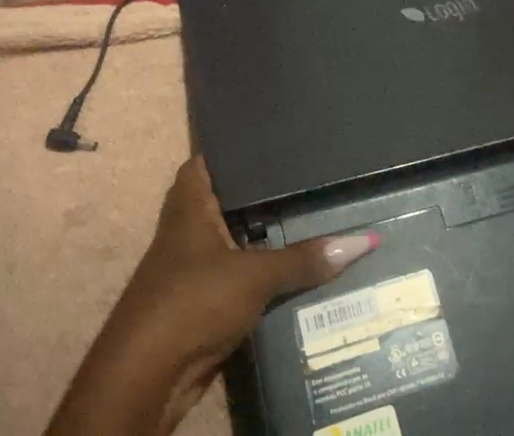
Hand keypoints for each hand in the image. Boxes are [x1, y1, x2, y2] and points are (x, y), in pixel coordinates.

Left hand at [49, 157, 378, 435]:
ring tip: (310, 214)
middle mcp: (186, 230)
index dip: (230, 148)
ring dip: (261, 235)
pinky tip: (295, 266)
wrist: (148, 375)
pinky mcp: (202, 302)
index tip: (269, 138)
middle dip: (257, 193)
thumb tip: (365, 239)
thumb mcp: (254, 275)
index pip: (205, 161)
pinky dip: (261, 271)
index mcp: (188, 206)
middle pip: (223, 200)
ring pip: (233, 240)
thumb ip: (304, 259)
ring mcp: (191, 267)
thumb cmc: (192, 301)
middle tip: (304, 176)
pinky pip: (238, 276)